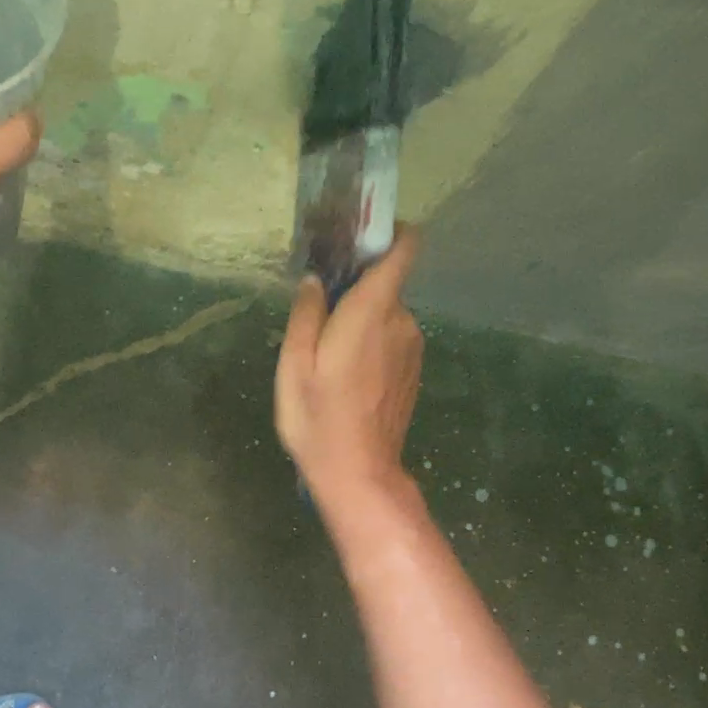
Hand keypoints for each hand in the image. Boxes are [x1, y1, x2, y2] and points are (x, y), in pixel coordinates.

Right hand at [276, 225, 422, 486]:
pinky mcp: (413, 371)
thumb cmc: (318, 417)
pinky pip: (391, 340)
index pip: (404, 249)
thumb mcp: (294, 364)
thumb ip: (307, 314)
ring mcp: (412, 348)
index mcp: (373, 312)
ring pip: (386, 315)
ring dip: (360, 323)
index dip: (389, 234)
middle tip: (316, 319)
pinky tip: (345, 377)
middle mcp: (402, 322)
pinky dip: (370, 345)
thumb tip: (316, 281)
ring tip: (326, 357)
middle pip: (385, 286)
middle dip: (355, 291)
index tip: (359, 240)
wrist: (358, 473)